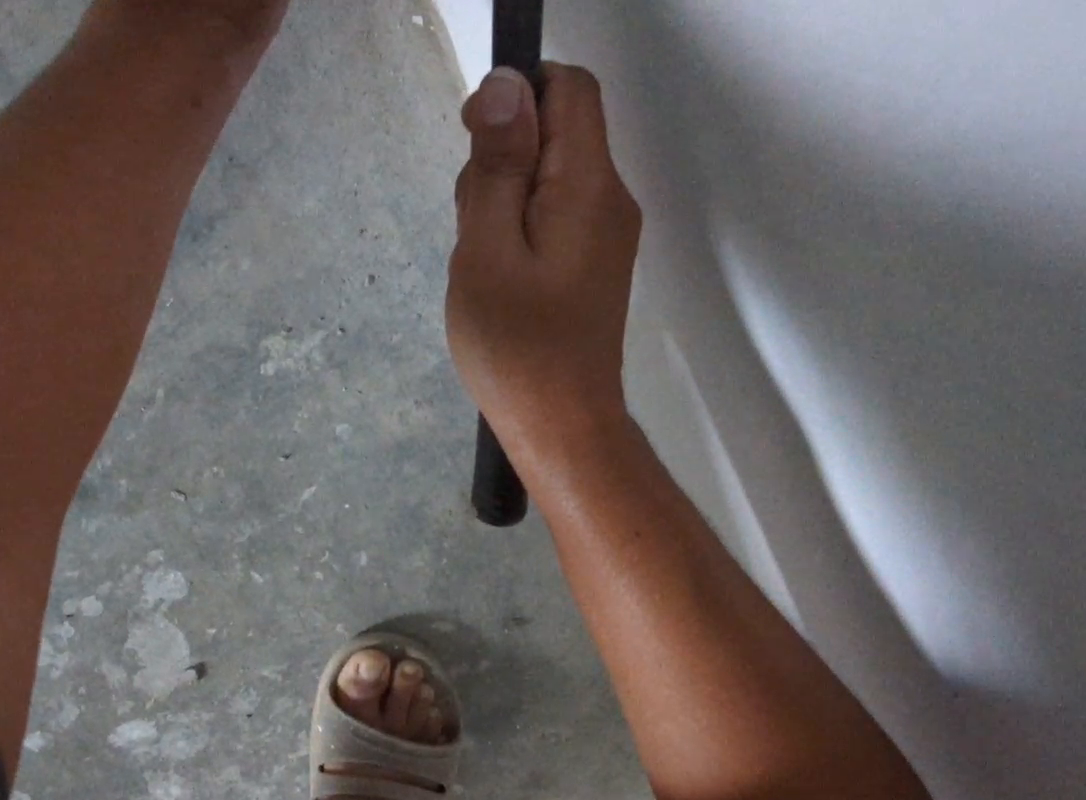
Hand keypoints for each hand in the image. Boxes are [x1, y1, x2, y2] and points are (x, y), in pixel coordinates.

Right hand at [446, 63, 642, 459]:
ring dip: (505, 202)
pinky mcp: (595, 265)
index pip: (569, 89)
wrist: (562, 426)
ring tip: (485, 265)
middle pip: (557, 133)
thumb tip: (505, 85)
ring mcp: (607, 235)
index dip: (517, 97)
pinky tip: (501, 280)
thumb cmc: (517, 347)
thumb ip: (496, 167)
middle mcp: (611, 200)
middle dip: (503, 160)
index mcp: (588, 186)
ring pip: (550, 178)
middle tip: (474, 230)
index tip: (475, 149)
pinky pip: (554, 217)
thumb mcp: (486, 251)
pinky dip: (519, 232)